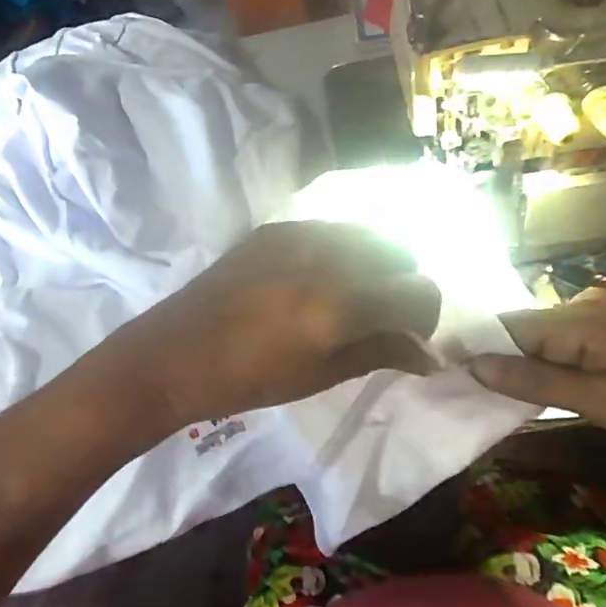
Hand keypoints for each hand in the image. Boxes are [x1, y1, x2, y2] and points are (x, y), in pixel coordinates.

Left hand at [92, 222, 442, 430]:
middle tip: (383, 315)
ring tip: (351, 293)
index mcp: (343, 304)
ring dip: (374, 262)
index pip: (419, 292)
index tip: (410, 335)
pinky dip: (340, 249)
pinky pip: (328, 228)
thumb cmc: (250, 379)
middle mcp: (329, 258)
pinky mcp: (274, 228)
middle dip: (403, 284)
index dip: (426, 316)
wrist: (177, 352)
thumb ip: (380, 353)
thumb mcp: (321, 375)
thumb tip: (428, 355)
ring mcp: (299, 234)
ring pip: (365, 233)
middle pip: (399, 253)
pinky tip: (317, 276)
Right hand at [471, 290, 605, 479]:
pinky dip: (550, 361)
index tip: (446, 380)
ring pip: (543, 334)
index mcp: (585, 319)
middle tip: (471, 396)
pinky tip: (543, 384)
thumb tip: (474, 363)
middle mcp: (589, 304)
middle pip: (522, 327)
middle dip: (496, 358)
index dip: (474, 349)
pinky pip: (566, 338)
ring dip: (522, 362)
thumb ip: (538, 381)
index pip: (506, 325)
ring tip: (499, 394)